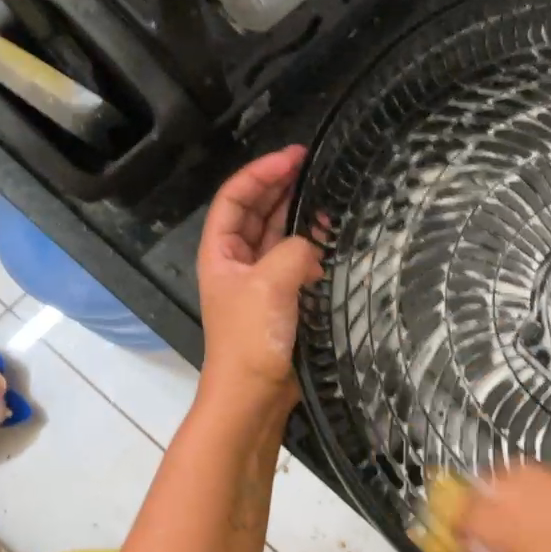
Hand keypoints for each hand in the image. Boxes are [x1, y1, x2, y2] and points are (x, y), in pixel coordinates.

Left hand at [196, 147, 323, 410]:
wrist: (254, 394)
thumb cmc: (251, 337)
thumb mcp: (270, 283)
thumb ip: (293, 250)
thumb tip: (313, 245)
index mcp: (221, 251)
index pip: (236, 197)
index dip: (261, 172)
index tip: (294, 157)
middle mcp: (237, 260)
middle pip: (256, 210)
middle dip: (280, 185)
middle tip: (313, 165)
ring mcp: (260, 280)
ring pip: (278, 234)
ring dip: (297, 213)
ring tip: (326, 196)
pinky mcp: (282, 299)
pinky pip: (296, 260)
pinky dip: (311, 245)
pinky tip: (330, 237)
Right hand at [455, 462, 550, 551]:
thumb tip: (472, 551)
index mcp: (517, 522)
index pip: (464, 513)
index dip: (452, 528)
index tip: (451, 546)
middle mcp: (533, 489)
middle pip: (484, 483)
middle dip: (474, 504)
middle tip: (480, 537)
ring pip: (511, 473)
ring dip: (499, 493)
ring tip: (510, 527)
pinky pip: (539, 474)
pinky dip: (527, 489)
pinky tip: (544, 519)